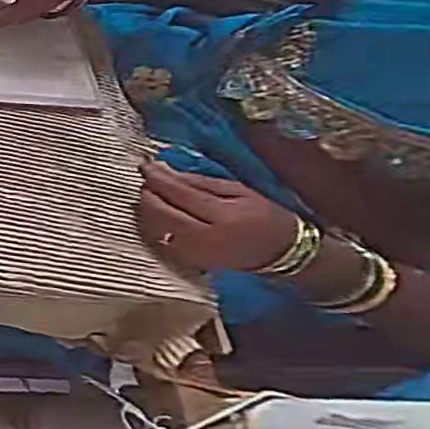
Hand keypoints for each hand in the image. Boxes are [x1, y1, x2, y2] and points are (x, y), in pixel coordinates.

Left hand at [138, 160, 300, 271]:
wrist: (284, 253)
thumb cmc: (264, 216)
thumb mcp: (240, 191)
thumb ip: (200, 182)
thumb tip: (166, 172)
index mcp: (224, 216)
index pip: (180, 193)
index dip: (158, 178)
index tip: (146, 165)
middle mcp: (206, 237)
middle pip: (162, 212)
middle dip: (149, 192)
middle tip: (148, 179)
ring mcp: (196, 253)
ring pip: (157, 228)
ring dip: (146, 208)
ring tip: (150, 193)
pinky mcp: (191, 263)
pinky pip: (161, 241)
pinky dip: (153, 225)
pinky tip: (155, 214)